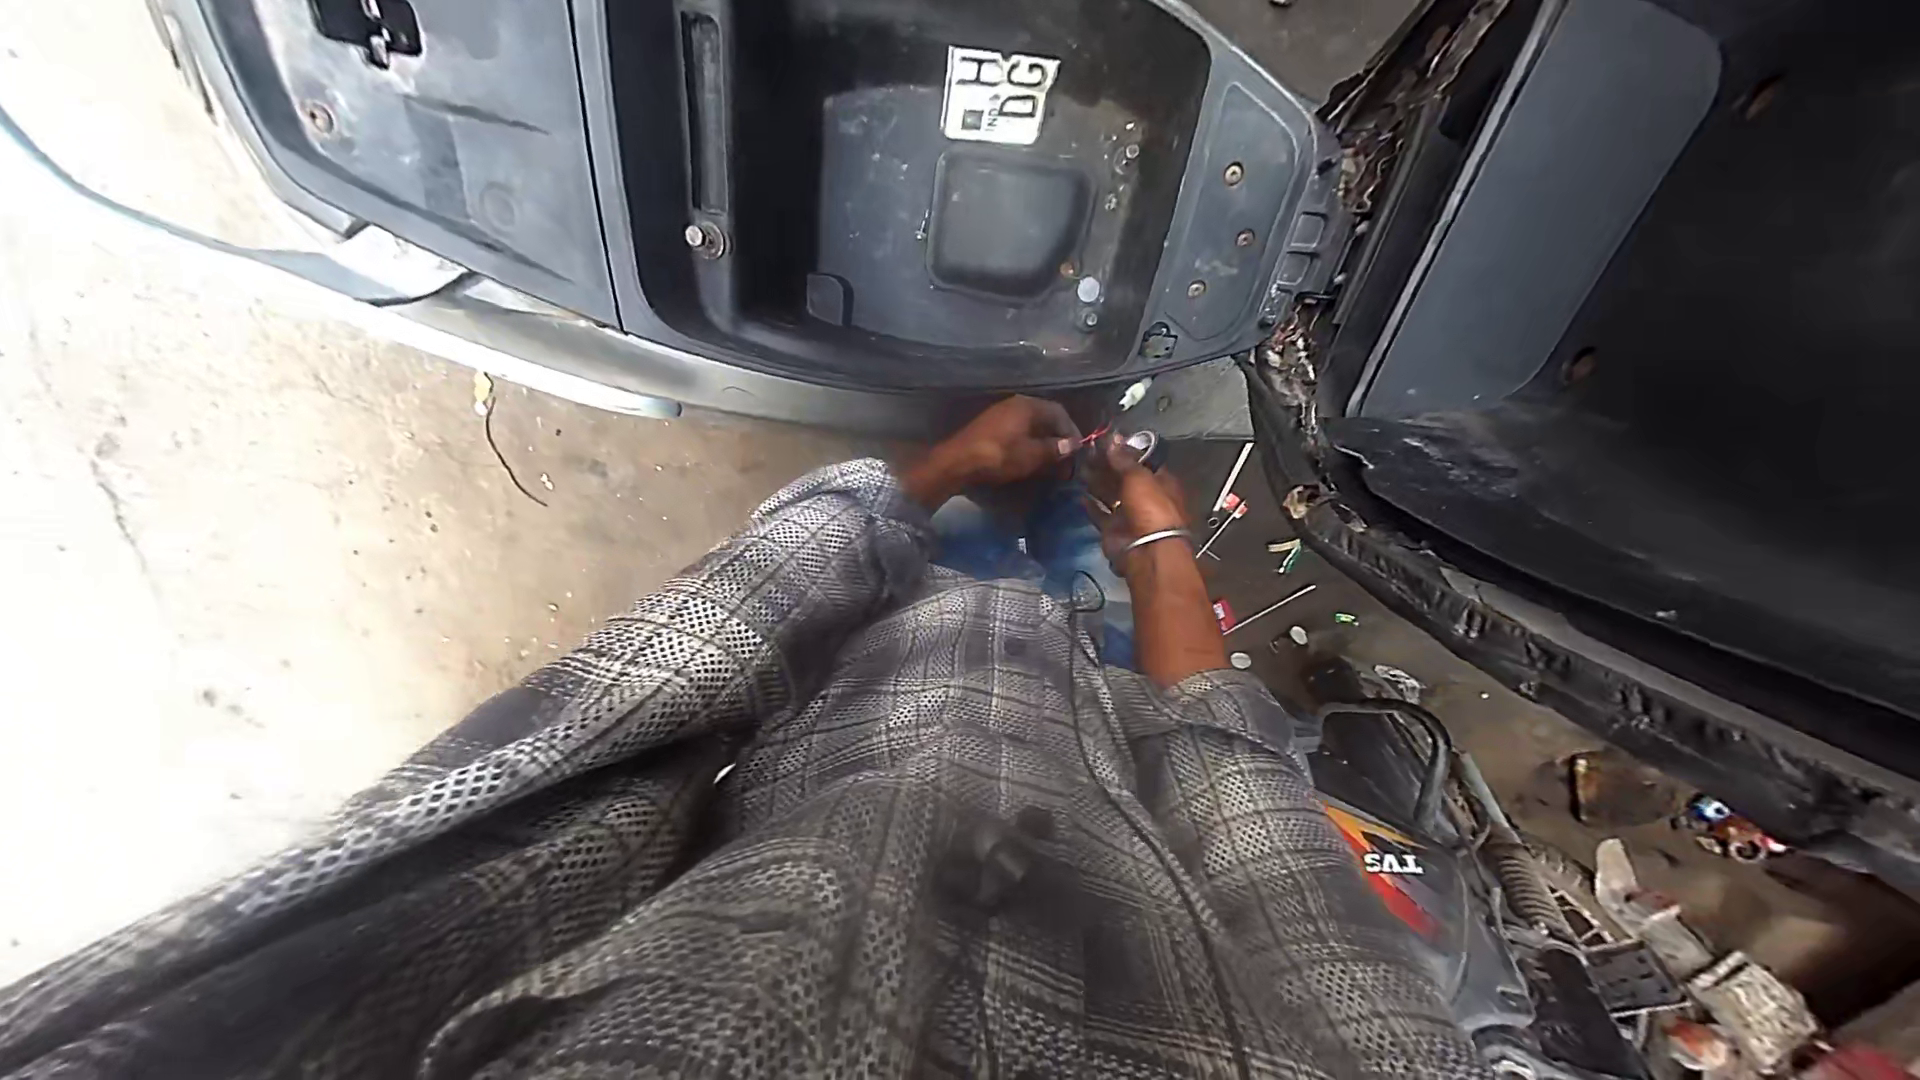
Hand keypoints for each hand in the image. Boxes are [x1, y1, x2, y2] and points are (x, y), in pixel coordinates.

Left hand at [903, 396, 1079, 507]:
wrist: (956, 463)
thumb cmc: (998, 456)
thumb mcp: (1031, 455)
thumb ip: (1054, 449)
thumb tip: (1074, 444)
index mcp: (1028, 405)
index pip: (1060, 412)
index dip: (1072, 431)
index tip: (1078, 452)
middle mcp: (1015, 404)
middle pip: (1045, 418)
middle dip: (1058, 439)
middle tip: (1065, 461)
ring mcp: (1001, 414)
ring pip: (1031, 426)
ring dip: (1043, 443)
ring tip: (1050, 463)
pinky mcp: (990, 427)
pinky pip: (1018, 432)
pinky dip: (1028, 444)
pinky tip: (1029, 459)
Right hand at [1084, 434, 1188, 563]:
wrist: (1147, 550)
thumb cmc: (1150, 508)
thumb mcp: (1139, 477)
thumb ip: (1123, 458)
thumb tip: (1112, 438)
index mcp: (1159, 481)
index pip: (1140, 461)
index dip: (1122, 450)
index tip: (1103, 440)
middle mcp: (1145, 496)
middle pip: (1122, 477)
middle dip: (1105, 465)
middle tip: (1086, 451)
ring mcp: (1129, 514)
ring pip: (1109, 494)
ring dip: (1095, 482)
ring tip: (1079, 467)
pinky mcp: (1113, 530)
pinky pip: (1100, 514)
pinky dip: (1090, 505)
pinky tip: (1080, 495)